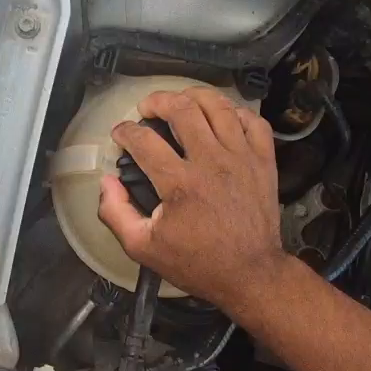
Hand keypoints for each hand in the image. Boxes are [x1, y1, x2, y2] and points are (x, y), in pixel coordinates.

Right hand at [97, 87, 291, 313]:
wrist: (249, 274)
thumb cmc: (196, 262)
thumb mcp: (142, 248)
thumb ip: (116, 213)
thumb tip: (107, 182)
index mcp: (179, 183)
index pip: (144, 141)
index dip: (125, 131)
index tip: (120, 134)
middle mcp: (211, 162)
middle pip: (182, 109)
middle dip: (158, 101)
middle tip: (147, 108)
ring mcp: (241, 158)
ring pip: (218, 106)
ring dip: (194, 96)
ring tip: (180, 101)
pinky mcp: (263, 160)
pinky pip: (252, 121)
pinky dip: (234, 112)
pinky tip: (221, 118)